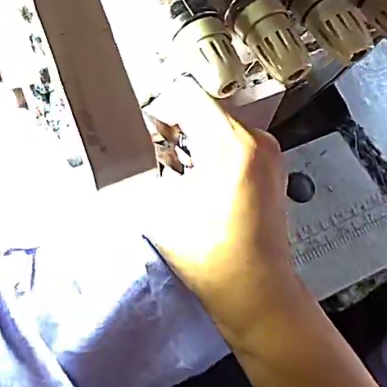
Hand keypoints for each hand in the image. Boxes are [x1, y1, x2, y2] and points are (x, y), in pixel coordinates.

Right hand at [133, 78, 312, 348]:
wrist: (256, 291)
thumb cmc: (217, 260)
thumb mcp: (161, 208)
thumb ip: (138, 167)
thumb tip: (118, 145)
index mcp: (234, 143)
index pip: (186, 95)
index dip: (155, 109)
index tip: (141, 127)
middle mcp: (258, 141)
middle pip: (201, 109)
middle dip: (171, 130)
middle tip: (153, 158)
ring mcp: (268, 154)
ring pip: (215, 127)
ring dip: (189, 143)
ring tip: (176, 176)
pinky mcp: (268, 169)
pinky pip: (231, 144)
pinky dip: (208, 155)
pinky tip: (197, 185)